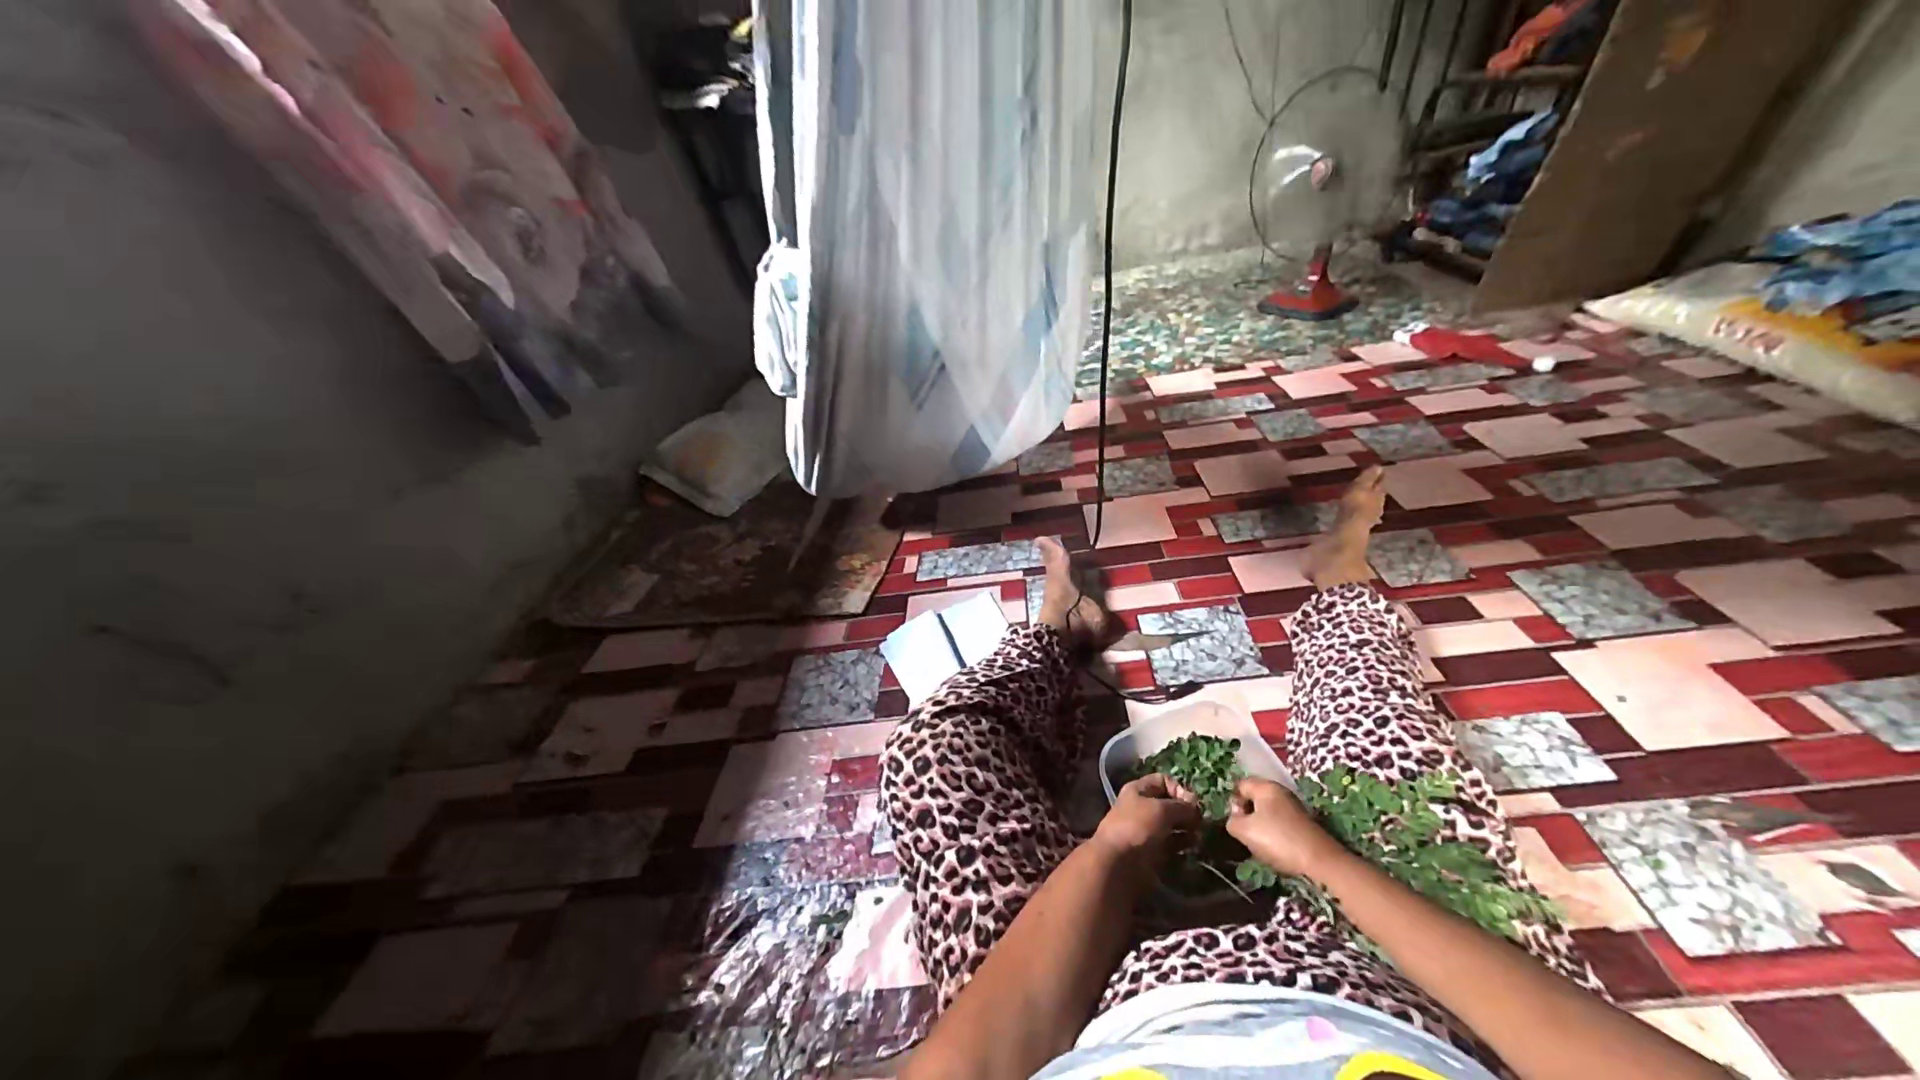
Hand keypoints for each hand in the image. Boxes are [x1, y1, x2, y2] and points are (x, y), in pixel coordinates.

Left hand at [1092, 774, 1203, 866]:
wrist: (1118, 862)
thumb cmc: (1137, 826)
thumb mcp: (1161, 809)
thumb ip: (1182, 806)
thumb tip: (1196, 809)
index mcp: (1138, 791)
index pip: (1163, 781)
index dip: (1179, 789)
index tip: (1193, 803)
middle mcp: (1142, 808)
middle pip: (1169, 804)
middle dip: (1187, 811)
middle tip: (1201, 822)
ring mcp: (1147, 830)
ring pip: (1172, 825)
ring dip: (1187, 829)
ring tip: (1199, 835)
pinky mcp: (1152, 851)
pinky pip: (1172, 844)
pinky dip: (1183, 844)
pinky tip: (1193, 846)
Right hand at [1225, 777, 1349, 879]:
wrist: (1321, 861)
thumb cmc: (1279, 840)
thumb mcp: (1244, 831)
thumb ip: (1232, 821)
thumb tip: (1236, 819)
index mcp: (1266, 787)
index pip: (1240, 785)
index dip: (1233, 802)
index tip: (1236, 821)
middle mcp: (1281, 792)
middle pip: (1254, 799)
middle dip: (1247, 816)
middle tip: (1247, 834)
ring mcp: (1294, 807)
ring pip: (1266, 813)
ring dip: (1260, 827)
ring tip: (1261, 845)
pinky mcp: (1303, 823)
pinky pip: (1280, 823)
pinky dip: (1275, 834)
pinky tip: (1277, 849)